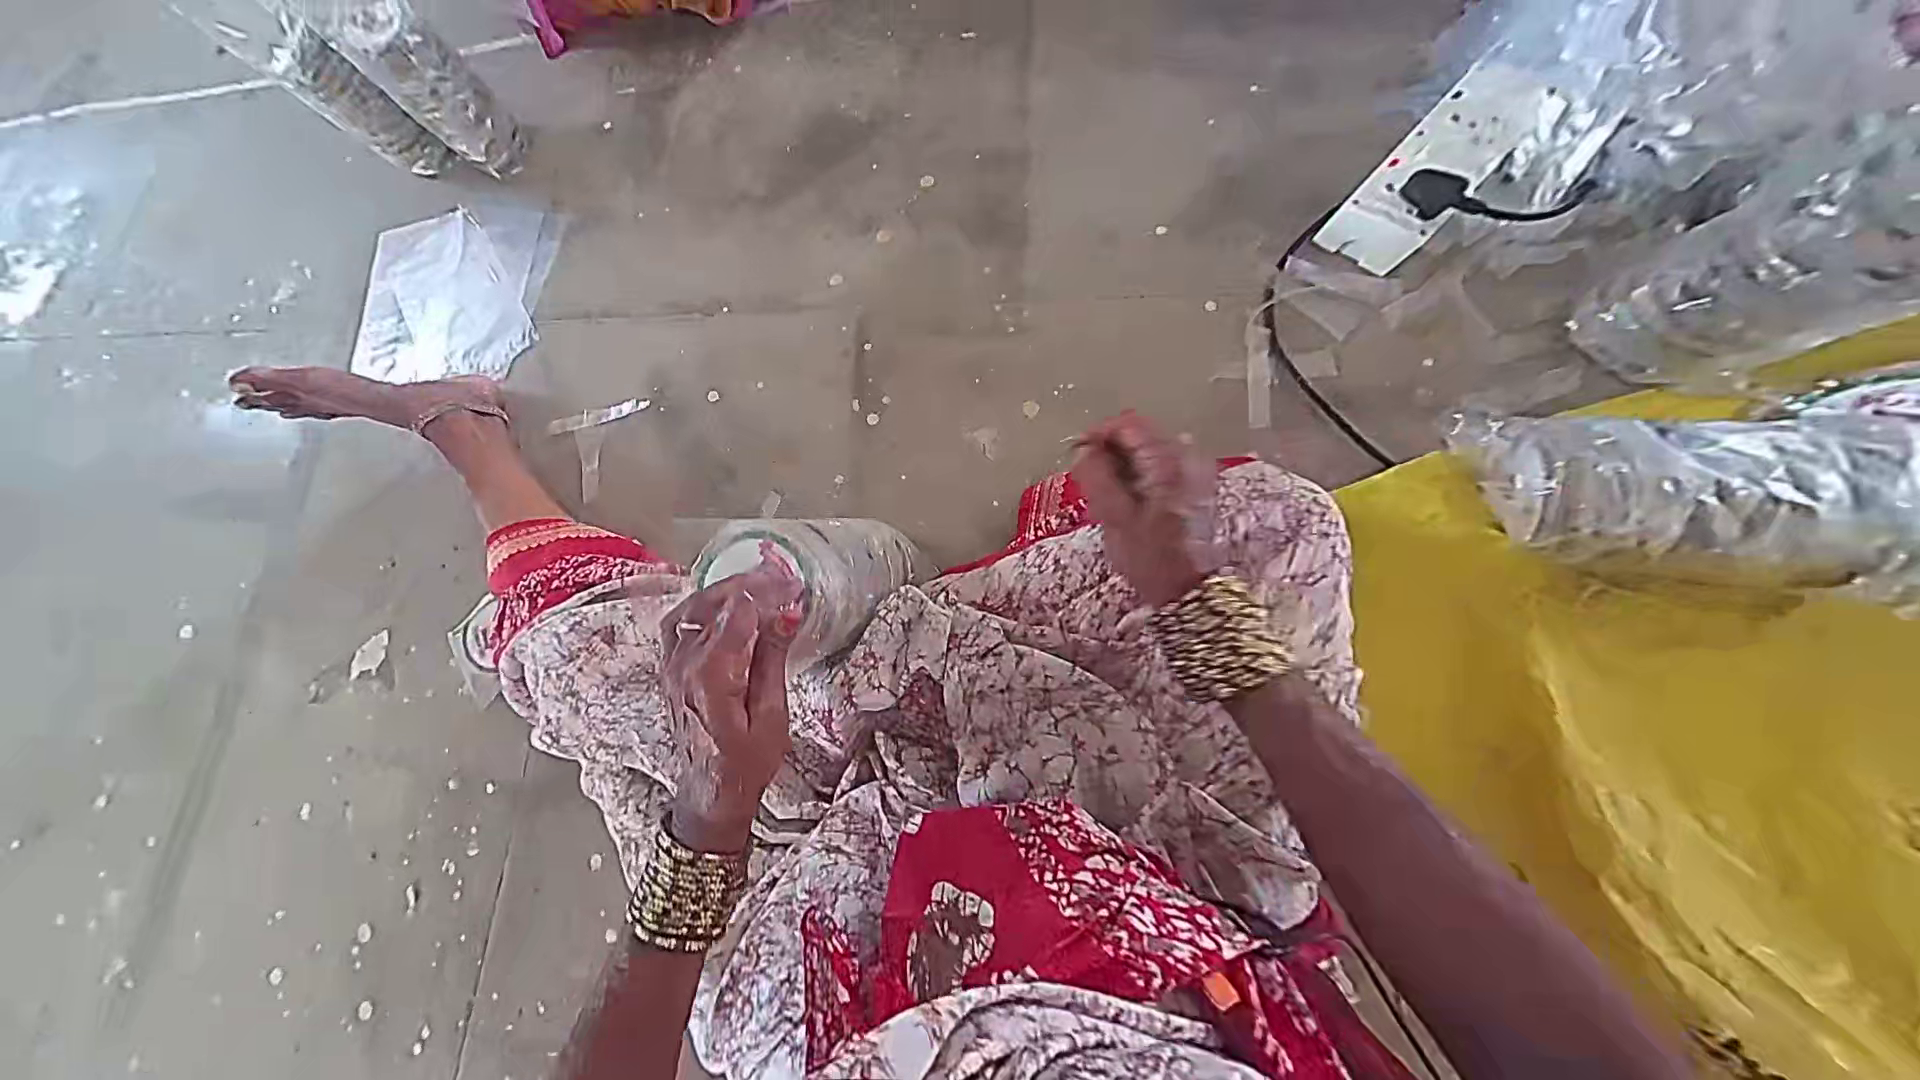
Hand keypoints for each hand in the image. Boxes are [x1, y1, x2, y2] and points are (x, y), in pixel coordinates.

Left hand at [658, 553, 803, 850]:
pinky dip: (704, 604)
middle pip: (712, 605)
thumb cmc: (746, 763)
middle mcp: (682, 666)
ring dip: (725, 589)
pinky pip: (681, 623)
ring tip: (757, 582)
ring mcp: (671, 667)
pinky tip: (726, 602)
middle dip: (749, 584)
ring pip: (692, 608)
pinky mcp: (670, 669)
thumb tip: (787, 614)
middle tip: (782, 576)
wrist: (709, 795)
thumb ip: (773, 659)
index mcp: (710, 678)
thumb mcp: (772, 715)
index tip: (795, 585)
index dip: (768, 594)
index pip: (738, 615)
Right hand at [1071, 412, 1218, 606]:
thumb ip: (1096, 476)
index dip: (1098, 434)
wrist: (1188, 590)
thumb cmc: (1151, 558)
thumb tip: (1083, 449)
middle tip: (1091, 481)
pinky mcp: (1194, 486)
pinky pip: (1158, 467)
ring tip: (1109, 496)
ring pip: (1147, 451)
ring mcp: (1194, 471)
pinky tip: (1130, 502)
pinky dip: (1139, 476)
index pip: (1128, 423)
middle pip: (1139, 434)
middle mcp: (1187, 457)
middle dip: (1110, 452)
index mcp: (1167, 461)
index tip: (1079, 454)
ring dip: (1123, 466)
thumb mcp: (1113, 517)